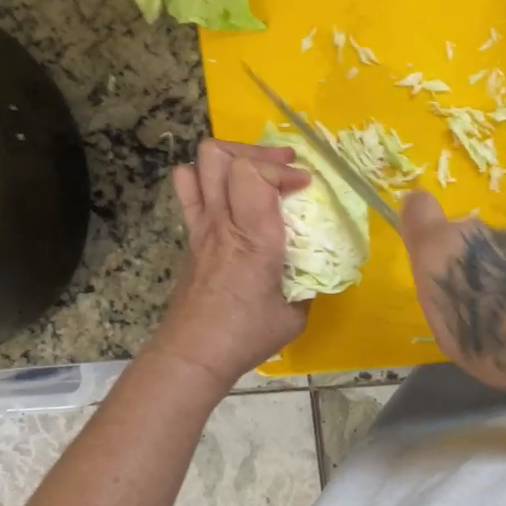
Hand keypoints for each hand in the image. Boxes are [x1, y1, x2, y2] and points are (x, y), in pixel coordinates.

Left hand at [153, 140, 311, 389]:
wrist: (194, 353)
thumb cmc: (247, 336)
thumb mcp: (294, 314)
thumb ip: (307, 283)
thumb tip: (316, 269)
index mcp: (253, 238)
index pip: (253, 173)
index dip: (282, 169)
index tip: (306, 186)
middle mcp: (222, 223)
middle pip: (219, 155)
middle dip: (256, 152)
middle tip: (284, 167)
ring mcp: (200, 227)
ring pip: (198, 164)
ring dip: (229, 159)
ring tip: (255, 172)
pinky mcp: (190, 237)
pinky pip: (190, 190)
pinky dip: (209, 180)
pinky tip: (231, 196)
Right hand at [399, 189, 505, 393]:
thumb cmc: (484, 340)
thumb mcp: (443, 324)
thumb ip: (436, 285)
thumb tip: (435, 265)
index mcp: (438, 248)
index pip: (418, 207)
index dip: (421, 223)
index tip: (425, 249)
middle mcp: (472, 232)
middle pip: (458, 235)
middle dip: (460, 258)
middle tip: (467, 297)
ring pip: (489, 246)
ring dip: (490, 269)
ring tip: (499, 309)